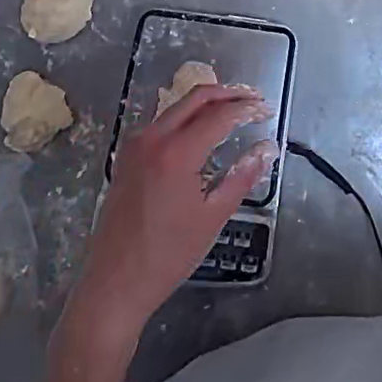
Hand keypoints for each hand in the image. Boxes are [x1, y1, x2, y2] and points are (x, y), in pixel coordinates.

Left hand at [82, 85, 276, 326]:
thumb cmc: (166, 256)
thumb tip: (267, 149)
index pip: (220, 115)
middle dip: (229, 94)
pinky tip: (202, 130)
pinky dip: (187, 117)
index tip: (268, 111)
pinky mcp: (127, 157)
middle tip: (254, 100)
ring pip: (178, 106)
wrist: (113, 287)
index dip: (248, 109)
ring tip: (234, 110)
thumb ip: (243, 177)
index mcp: (176, 153)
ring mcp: (135, 146)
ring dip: (208, 102)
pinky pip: (162, 122)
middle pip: (197, 97)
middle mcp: (153, 139)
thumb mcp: (213, 217)